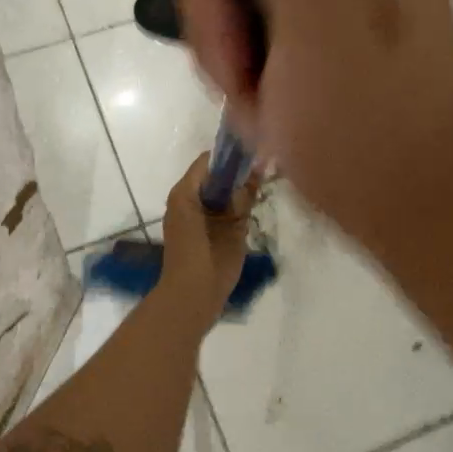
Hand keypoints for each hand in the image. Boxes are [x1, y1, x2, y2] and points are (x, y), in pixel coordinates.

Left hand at [157, 155, 259, 320]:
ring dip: (238, 187)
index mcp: (186, 192)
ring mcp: (195, 214)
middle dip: (238, 171)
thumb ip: (241, 198)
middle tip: (266, 167)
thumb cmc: (201, 257)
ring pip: (220, 190)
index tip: (255, 153)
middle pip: (215, 174)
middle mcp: (188, 198)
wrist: (190, 298)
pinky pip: (222, 207)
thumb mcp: (226, 225)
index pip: (209, 161)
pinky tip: (255, 203)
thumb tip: (258, 170)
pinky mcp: (207, 229)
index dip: (231, 156)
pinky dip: (235, 203)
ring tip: (265, 181)